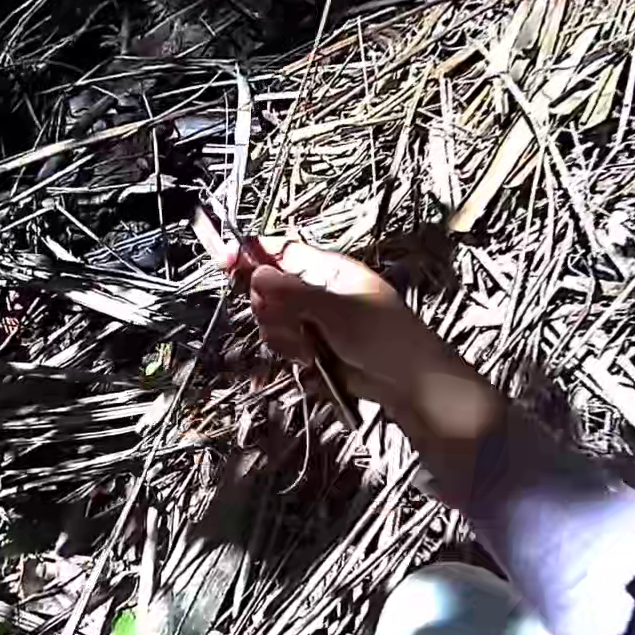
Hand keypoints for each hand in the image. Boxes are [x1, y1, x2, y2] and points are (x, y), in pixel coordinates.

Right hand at [214, 237, 506, 455]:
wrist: (407, 384)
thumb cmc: (384, 337)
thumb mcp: (338, 310)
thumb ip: (294, 292)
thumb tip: (256, 273)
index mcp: (327, 270)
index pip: (282, 251)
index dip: (254, 255)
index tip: (227, 262)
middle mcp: (315, 291)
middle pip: (268, 289)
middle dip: (271, 309)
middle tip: (290, 323)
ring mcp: (311, 320)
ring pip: (272, 320)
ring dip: (282, 335)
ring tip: (307, 347)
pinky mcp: (310, 346)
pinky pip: (283, 343)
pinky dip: (291, 352)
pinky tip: (310, 360)